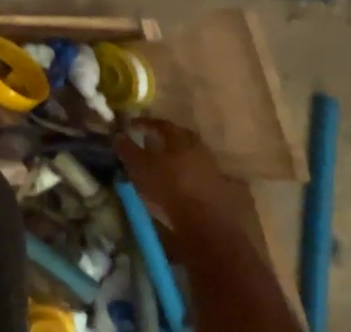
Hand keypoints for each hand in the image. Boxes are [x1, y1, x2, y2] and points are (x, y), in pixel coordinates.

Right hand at [116, 118, 238, 217]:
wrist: (207, 228)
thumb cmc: (168, 190)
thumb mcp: (138, 167)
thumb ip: (127, 148)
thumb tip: (118, 133)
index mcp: (181, 142)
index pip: (163, 124)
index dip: (147, 123)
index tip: (133, 125)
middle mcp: (202, 153)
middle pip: (188, 139)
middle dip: (172, 138)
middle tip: (157, 141)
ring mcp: (220, 175)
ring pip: (203, 159)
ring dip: (189, 159)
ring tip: (175, 166)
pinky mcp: (232, 196)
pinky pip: (220, 182)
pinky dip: (209, 181)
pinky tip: (201, 187)